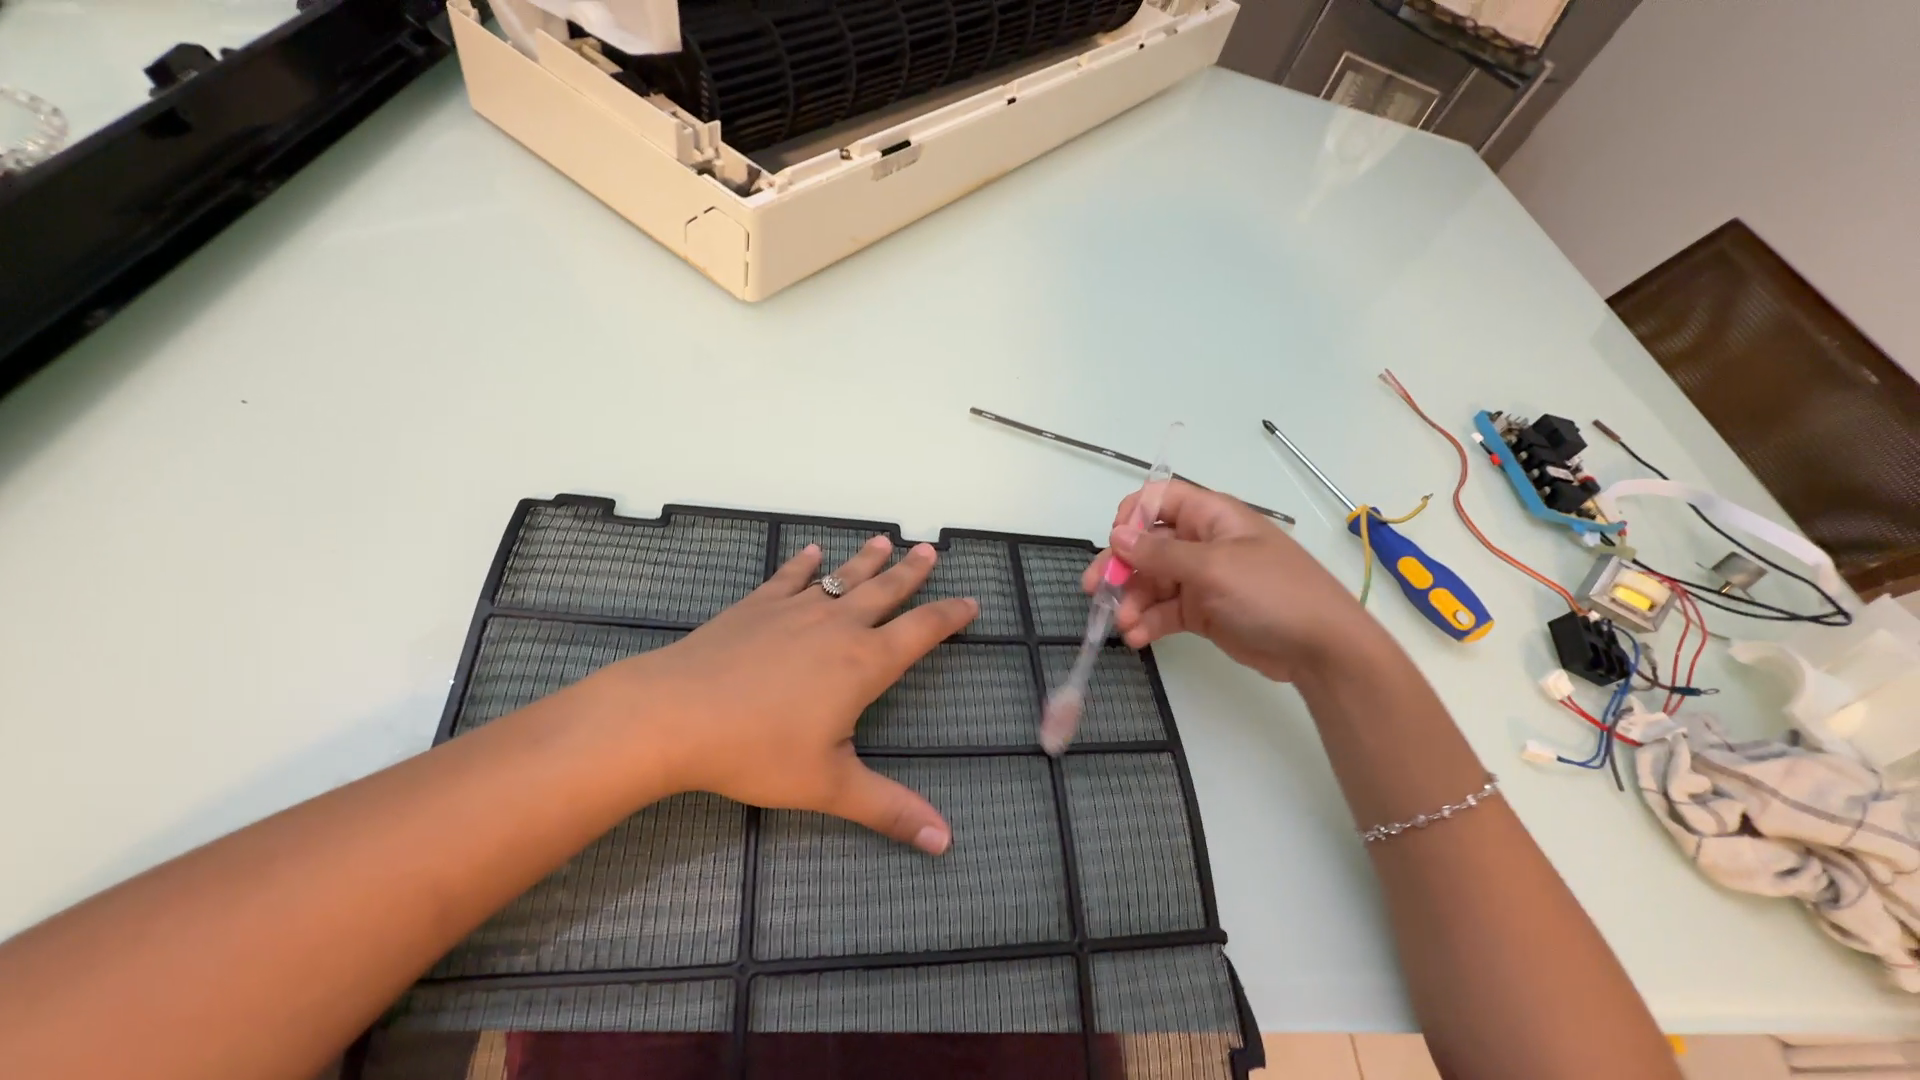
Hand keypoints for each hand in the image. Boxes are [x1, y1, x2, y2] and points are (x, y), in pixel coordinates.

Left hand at [596, 536, 976, 854]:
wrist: (674, 714)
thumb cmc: (756, 752)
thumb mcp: (829, 787)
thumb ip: (889, 809)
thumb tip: (944, 841)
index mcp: (863, 664)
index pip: (921, 632)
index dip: (950, 617)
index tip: (970, 602)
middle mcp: (836, 627)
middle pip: (885, 592)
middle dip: (912, 573)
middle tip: (930, 550)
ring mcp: (794, 610)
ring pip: (842, 578)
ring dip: (866, 560)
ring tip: (885, 541)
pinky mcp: (755, 606)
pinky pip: (788, 577)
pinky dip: (804, 564)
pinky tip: (812, 553)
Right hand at [1080, 481, 1375, 680]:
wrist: (1321, 648)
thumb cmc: (1272, 593)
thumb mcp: (1213, 568)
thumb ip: (1160, 554)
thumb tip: (1117, 535)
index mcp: (1212, 517)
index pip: (1161, 499)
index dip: (1133, 515)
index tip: (1114, 542)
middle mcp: (1204, 543)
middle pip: (1148, 545)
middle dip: (1120, 567)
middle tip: (1095, 591)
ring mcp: (1204, 579)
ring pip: (1152, 582)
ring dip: (1132, 601)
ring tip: (1123, 625)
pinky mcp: (1204, 612)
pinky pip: (1165, 611)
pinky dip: (1149, 622)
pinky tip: (1138, 638)